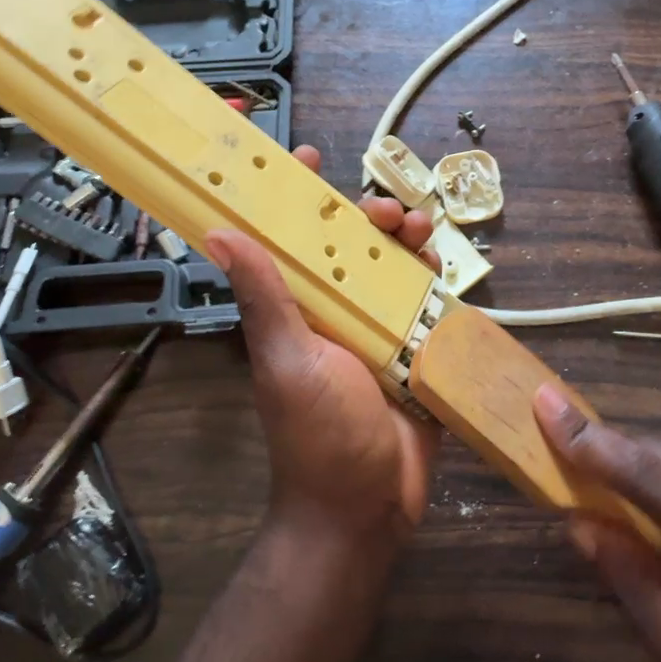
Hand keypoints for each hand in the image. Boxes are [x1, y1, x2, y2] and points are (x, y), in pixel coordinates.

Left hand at [203, 145, 441, 541]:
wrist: (367, 506)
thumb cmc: (318, 435)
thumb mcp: (286, 361)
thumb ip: (264, 299)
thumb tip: (219, 234)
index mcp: (299, 308)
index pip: (291, 240)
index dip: (296, 197)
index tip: (307, 155)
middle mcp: (337, 311)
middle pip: (353, 244)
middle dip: (369, 214)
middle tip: (386, 209)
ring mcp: (380, 329)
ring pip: (394, 264)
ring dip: (407, 237)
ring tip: (421, 227)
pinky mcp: (419, 348)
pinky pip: (428, 299)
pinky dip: (434, 274)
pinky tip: (441, 261)